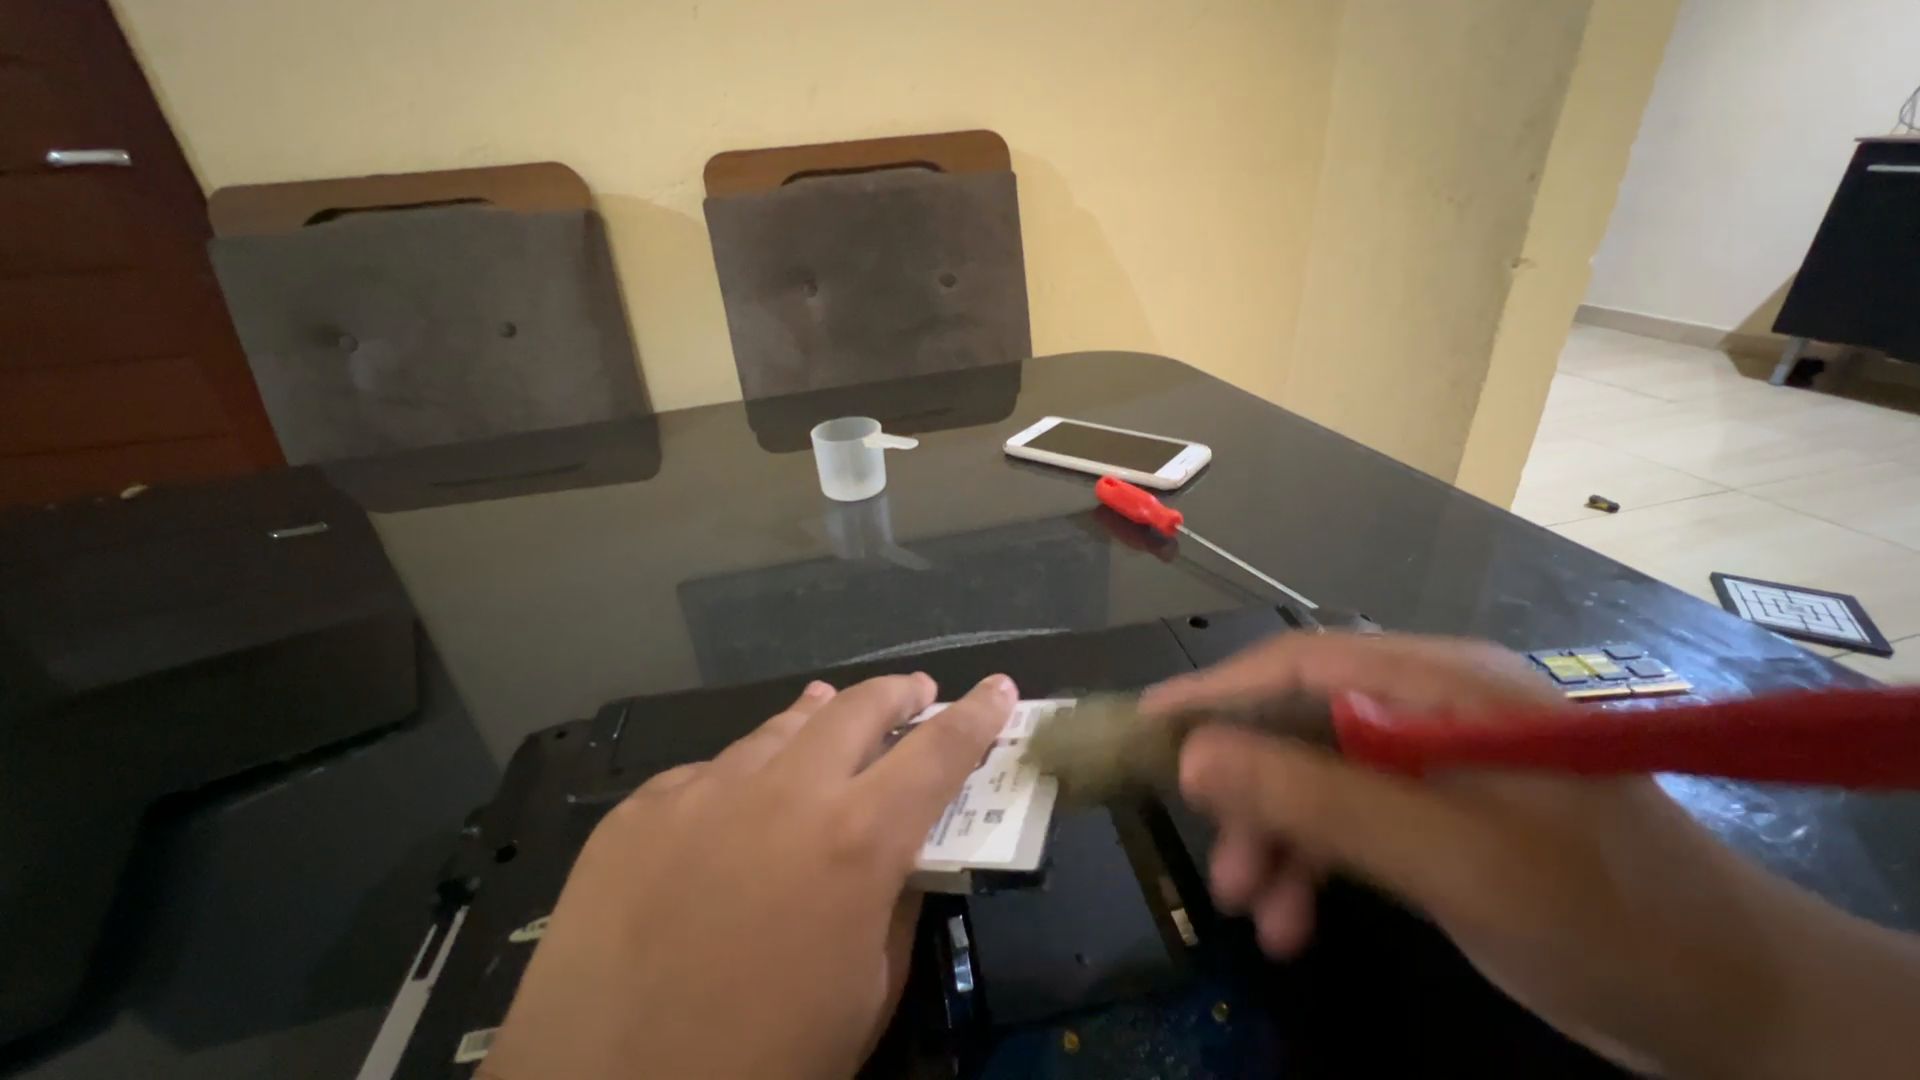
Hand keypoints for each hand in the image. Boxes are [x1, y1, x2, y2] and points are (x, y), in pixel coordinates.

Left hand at [481, 672, 1017, 1079]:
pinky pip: (710, 773)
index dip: (976, 717)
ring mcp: (705, 790)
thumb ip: (893, 906)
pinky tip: (736, 803)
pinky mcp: (641, 809)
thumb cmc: (763, 1061)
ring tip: (833, 711)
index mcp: (856, 840)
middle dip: (899, 694)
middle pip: (858, 710)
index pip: (939, 753)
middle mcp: (785, 792)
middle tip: (917, 693)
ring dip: (820, 718)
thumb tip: (898, 858)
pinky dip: (743, 775)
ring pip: (781, 727)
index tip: (997, 689)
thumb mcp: (865, 994)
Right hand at [1145, 632, 1919, 1078]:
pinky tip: (1295, 919)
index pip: (1301, 664)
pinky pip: (1350, 820)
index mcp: (1443, 686)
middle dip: (1248, 793)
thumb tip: (1194, 757)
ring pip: (1317, 780)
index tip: (1146, 726)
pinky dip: (1313, 863)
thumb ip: (1320, 801)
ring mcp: (1434, 761)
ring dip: (1276, 840)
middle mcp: (1430, 708)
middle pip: (1300, 726)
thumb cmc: (1604, 918)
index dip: (1216, 691)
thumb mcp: (1452, 862)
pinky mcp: (1440, 810)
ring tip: (1254, 910)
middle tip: (1210, 856)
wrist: (1741, 1007)